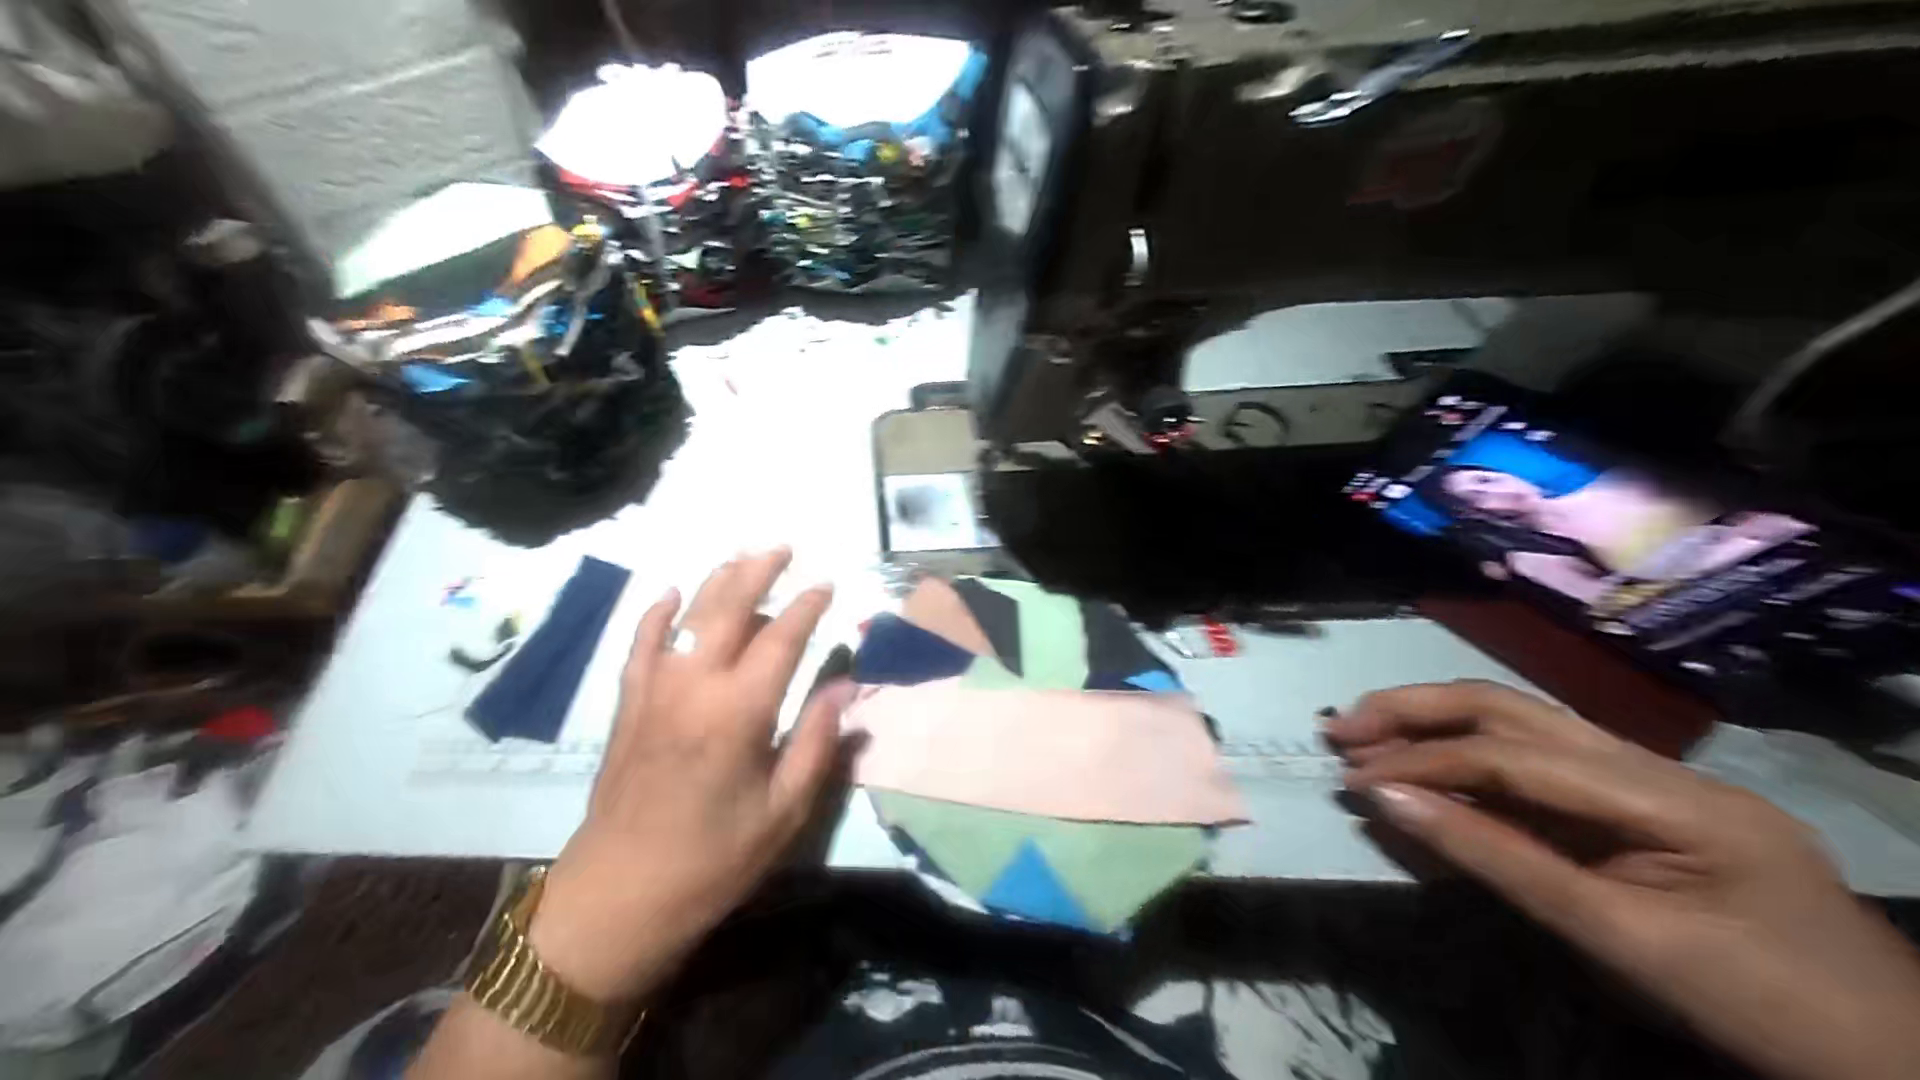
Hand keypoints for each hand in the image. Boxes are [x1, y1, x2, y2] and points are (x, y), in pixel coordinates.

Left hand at [529, 549, 851, 1003]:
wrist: (618, 898)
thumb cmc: (713, 861)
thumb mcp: (783, 812)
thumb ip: (816, 742)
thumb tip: (846, 688)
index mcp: (738, 712)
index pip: (781, 639)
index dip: (807, 608)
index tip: (827, 586)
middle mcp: (694, 686)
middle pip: (728, 609)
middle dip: (758, 573)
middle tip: (783, 549)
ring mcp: (654, 691)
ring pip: (686, 617)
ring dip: (716, 582)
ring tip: (742, 559)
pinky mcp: (627, 706)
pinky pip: (641, 645)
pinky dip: (656, 615)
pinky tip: (671, 594)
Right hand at [1325, 681, 1919, 1079]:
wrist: (1897, 1065)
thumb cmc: (1762, 1012)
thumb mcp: (1618, 941)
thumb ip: (1496, 860)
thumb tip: (1387, 801)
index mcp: (1673, 799)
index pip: (1514, 758)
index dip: (1424, 762)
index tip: (1354, 779)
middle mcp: (1658, 768)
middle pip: (1513, 710)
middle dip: (1416, 711)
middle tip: (1343, 727)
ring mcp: (1653, 781)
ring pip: (1522, 725)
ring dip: (1436, 723)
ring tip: (1368, 734)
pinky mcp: (1640, 804)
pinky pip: (1539, 765)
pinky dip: (1471, 760)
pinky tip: (1431, 770)